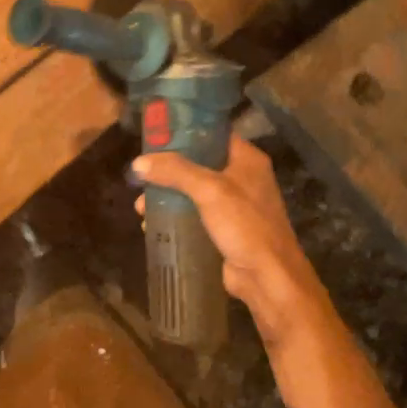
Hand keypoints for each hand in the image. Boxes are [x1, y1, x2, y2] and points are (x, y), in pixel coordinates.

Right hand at [131, 136, 327, 345]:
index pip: (213, 133)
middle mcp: (240, 177)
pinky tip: (151, 223)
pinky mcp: (221, 228)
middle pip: (196, 163)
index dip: (184, 130)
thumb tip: (138, 162)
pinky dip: (172, 216)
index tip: (154, 134)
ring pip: (190, 191)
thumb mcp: (210, 191)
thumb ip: (175, 171)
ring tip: (142, 207)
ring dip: (165, 196)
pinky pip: (191, 214)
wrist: (267, 277)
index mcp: (246, 160)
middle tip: (141, 175)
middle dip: (166, 170)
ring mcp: (231, 204)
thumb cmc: (245, 225)